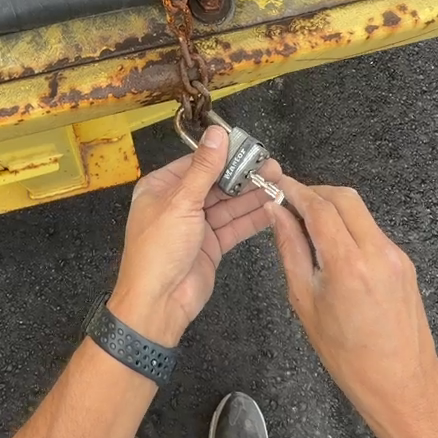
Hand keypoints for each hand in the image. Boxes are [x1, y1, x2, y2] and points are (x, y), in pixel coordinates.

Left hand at [107, 126, 279, 345]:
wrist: (158, 303)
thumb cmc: (159, 248)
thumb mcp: (181, 202)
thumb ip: (204, 169)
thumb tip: (217, 134)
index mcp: (161, 186)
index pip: (197, 163)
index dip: (223, 154)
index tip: (249, 145)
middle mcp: (178, 202)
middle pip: (215, 183)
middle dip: (242, 175)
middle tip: (272, 165)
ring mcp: (195, 225)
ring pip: (227, 204)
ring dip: (251, 195)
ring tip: (278, 182)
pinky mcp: (211, 245)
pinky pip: (233, 226)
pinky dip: (252, 218)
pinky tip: (271, 209)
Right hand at [266, 175, 437, 408]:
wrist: (403, 384)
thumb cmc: (347, 354)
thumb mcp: (304, 301)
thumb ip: (290, 249)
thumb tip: (275, 212)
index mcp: (349, 265)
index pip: (319, 207)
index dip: (294, 190)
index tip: (277, 184)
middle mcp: (377, 252)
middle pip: (344, 197)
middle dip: (314, 192)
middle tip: (291, 202)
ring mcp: (395, 255)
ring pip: (359, 209)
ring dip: (332, 206)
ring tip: (308, 225)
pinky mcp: (403, 261)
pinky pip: (370, 229)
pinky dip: (348, 225)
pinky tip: (333, 245)